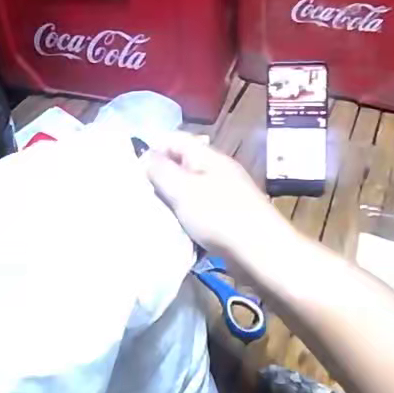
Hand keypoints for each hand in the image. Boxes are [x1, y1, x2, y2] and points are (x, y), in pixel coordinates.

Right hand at [142, 132, 292, 259]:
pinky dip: (186, 217)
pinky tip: (175, 230)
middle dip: (160, 177)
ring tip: (151, 213)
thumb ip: (161, 170)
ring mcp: (226, 194)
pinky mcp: (229, 217)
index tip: (132, 169)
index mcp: (209, 156)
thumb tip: (145, 156)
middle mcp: (218, 170)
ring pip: (190, 189)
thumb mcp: (183, 190)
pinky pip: (200, 211)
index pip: (175, 139)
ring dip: (172, 200)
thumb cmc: (219, 216)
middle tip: (137, 193)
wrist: (262, 252)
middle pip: (182, 164)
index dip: (153, 148)